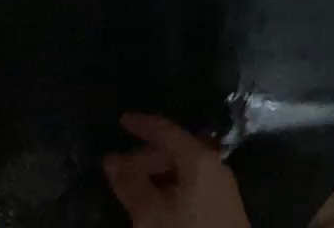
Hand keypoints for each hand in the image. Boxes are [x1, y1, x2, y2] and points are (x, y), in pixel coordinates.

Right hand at [101, 113, 250, 227]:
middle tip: (120, 171)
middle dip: (145, 157)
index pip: (166, 130)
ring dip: (157, 175)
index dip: (141, 124)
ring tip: (135, 191)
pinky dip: (171, 188)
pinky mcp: (223, 208)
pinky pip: (192, 185)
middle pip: (175, 150)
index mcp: (198, 158)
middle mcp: (214, 165)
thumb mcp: (151, 213)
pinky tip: (157, 205)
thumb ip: (130, 183)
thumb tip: (110, 160)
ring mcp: (221, 187)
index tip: (121, 120)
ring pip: (183, 170)